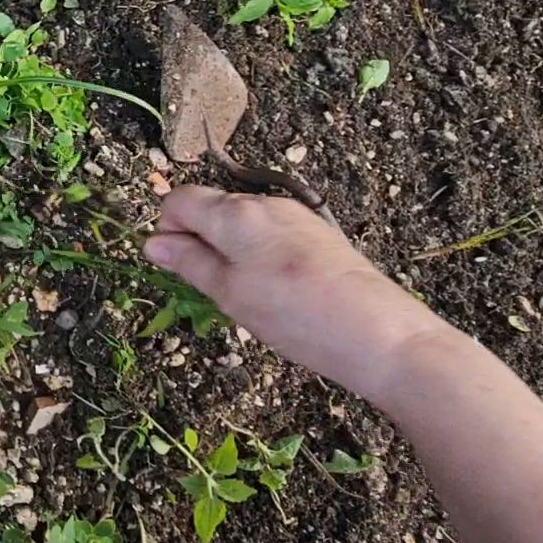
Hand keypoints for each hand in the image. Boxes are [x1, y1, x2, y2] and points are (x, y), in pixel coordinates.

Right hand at [145, 186, 450, 399]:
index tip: (178, 267)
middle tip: (215, 290)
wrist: (390, 341)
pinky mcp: (320, 235)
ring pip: (240, 224)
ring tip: (251, 297)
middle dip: (200, 242)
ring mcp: (296, 216)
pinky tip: (281, 294)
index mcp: (234, 213)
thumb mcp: (229, 294)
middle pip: (210, 209)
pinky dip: (259, 256)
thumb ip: (188, 262)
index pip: (178, 200)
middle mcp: (263, 203)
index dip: (168, 230)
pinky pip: (270, 235)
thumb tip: (152, 243)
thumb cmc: (297, 317)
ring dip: (230, 251)